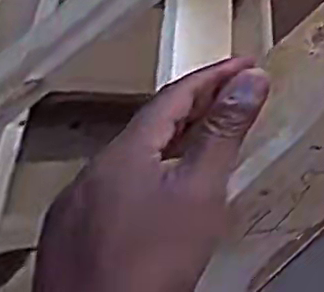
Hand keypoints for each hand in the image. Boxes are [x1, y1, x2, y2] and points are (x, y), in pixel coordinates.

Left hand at [36, 57, 269, 291]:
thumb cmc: (154, 260)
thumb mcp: (202, 188)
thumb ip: (225, 129)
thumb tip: (251, 78)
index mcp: (118, 158)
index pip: (172, 97)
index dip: (214, 75)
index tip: (249, 63)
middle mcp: (88, 179)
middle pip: (151, 124)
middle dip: (199, 102)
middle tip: (240, 90)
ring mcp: (73, 213)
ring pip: (135, 155)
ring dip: (179, 134)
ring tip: (217, 128)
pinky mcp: (72, 242)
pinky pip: (121, 184)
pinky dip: (158, 165)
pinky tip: (177, 180)